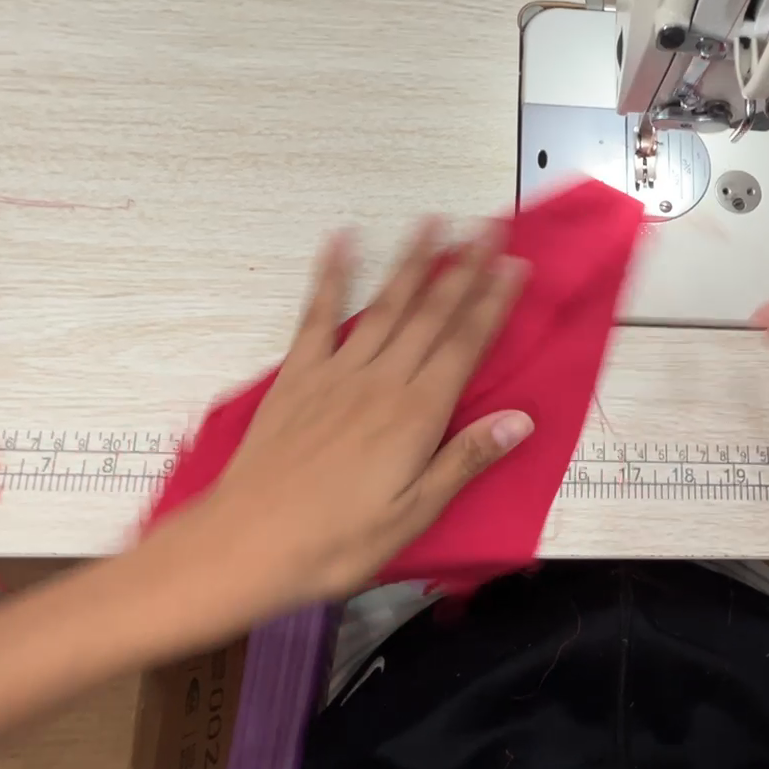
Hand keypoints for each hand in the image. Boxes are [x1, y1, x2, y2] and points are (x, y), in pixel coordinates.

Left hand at [137, 219, 532, 643]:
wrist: (247, 545)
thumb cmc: (338, 540)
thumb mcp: (415, 513)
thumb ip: (466, 459)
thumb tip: (521, 420)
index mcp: (416, 415)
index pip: (465, 345)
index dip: (493, 303)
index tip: (514, 265)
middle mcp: (381, 381)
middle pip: (431, 314)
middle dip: (463, 268)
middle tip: (487, 228)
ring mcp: (336, 373)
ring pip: (385, 306)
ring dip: (412, 262)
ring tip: (433, 223)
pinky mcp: (297, 376)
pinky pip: (317, 317)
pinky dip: (330, 277)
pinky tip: (340, 243)